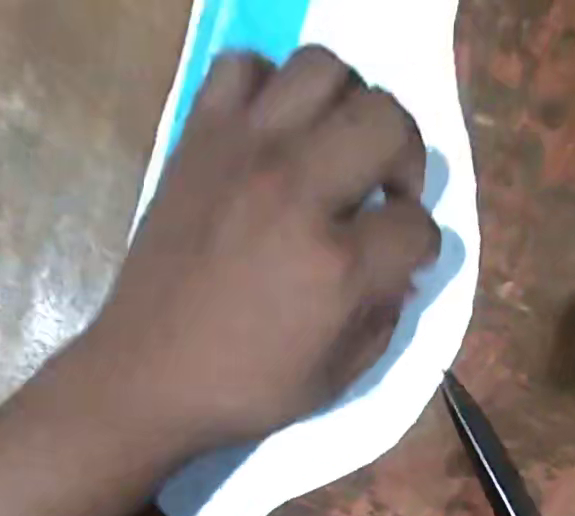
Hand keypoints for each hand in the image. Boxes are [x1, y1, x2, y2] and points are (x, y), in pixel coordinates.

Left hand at [82, 47, 440, 451]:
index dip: (423, 247)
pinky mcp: (199, 140)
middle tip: (388, 193)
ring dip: (350, 107)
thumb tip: (402, 273)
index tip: (408, 259)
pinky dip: (272, 90)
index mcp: (337, 267)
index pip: (416, 227)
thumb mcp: (337, 377)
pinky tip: (276, 138)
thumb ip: (384, 319)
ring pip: (325, 69)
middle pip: (388, 122)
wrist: (150, 376)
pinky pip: (244, 68)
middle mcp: (298, 193)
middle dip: (408, 160)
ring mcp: (245, 155)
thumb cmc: (248, 389)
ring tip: (338, 151)